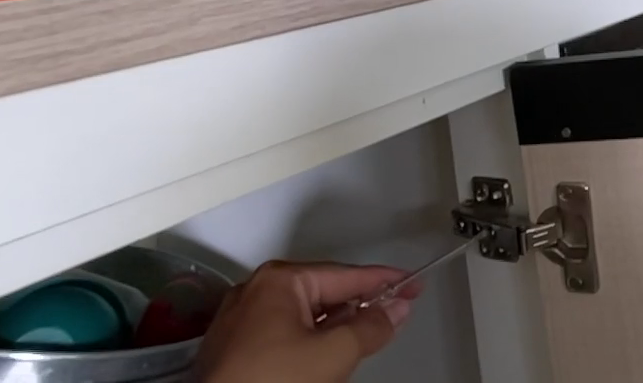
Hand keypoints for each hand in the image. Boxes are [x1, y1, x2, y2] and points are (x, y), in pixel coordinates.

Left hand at [196, 261, 417, 382]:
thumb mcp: (332, 356)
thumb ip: (370, 327)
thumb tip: (397, 308)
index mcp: (280, 280)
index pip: (345, 276)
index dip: (384, 282)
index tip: (414, 286)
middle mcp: (255, 291)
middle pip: (322, 296)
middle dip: (354, 311)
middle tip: (388, 321)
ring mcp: (236, 323)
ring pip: (300, 319)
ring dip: (330, 333)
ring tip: (356, 348)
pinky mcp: (227, 354)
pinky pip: (279, 338)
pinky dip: (304, 348)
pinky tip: (318, 367)